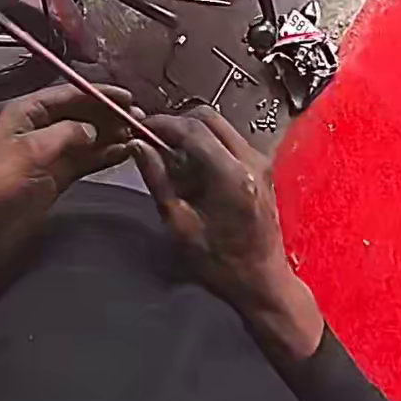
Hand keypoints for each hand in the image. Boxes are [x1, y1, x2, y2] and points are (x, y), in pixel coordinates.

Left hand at [0, 83, 138, 316]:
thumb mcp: (31, 151)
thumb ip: (66, 134)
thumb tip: (94, 129)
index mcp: (26, 112)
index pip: (68, 94)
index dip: (98, 93)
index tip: (126, 97)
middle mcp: (39, 127)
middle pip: (81, 113)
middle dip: (108, 113)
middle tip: (138, 117)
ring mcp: (49, 153)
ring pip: (87, 136)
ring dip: (111, 134)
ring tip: (138, 133)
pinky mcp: (57, 176)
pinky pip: (86, 159)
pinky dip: (105, 155)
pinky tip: (125, 152)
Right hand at [131, 106, 324, 361]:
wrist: (263, 282)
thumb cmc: (219, 262)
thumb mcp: (179, 224)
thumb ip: (158, 179)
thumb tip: (138, 145)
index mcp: (231, 175)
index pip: (192, 130)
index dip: (162, 123)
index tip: (140, 126)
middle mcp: (250, 160)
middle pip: (208, 117)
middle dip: (177, 122)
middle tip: (153, 137)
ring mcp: (259, 161)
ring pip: (219, 124)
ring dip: (192, 130)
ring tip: (168, 150)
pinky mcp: (261, 166)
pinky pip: (228, 138)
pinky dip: (206, 140)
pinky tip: (190, 163)